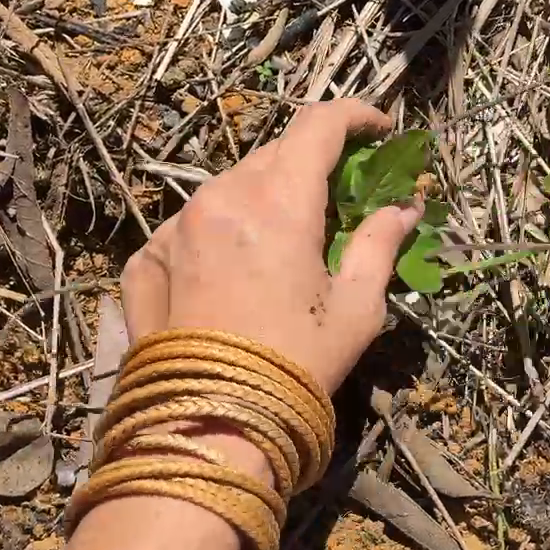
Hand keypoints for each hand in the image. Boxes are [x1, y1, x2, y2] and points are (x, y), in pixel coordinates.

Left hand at [119, 98, 421, 396]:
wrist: (203, 433)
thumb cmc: (295, 365)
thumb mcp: (356, 307)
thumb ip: (379, 244)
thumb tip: (404, 209)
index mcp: (278, 203)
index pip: (319, 125)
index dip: (356, 115)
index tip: (381, 130)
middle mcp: (221, 199)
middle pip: (277, 151)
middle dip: (316, 158)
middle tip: (344, 191)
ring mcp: (175, 227)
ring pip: (233, 182)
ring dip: (270, 190)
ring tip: (293, 230)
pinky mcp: (146, 257)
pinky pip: (196, 220)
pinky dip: (228, 225)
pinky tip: (242, 263)